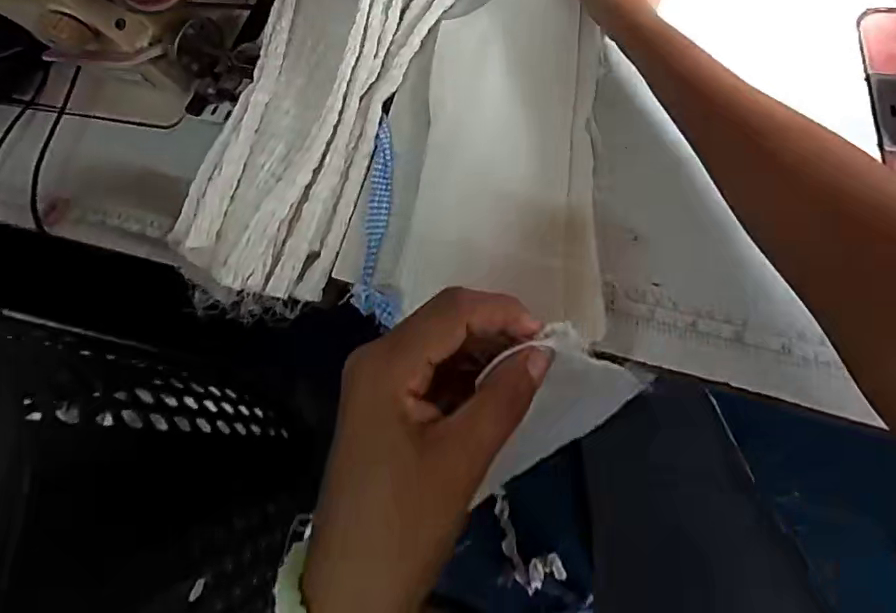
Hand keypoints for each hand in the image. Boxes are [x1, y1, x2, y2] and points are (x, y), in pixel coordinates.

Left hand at [304, 288, 551, 612]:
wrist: (350, 593)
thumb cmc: (403, 526)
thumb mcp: (462, 459)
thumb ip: (504, 397)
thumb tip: (541, 352)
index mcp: (386, 362)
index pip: (452, 311)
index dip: (501, 311)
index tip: (545, 334)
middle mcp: (376, 358)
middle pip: (443, 320)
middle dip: (494, 328)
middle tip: (538, 352)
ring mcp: (376, 380)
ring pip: (439, 342)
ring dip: (482, 350)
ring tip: (523, 370)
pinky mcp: (383, 403)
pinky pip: (431, 369)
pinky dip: (465, 373)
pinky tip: (493, 389)